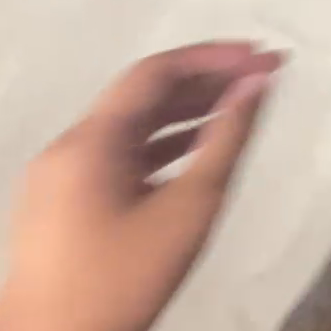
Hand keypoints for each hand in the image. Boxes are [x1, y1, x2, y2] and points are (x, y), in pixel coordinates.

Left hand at [0, 43, 282, 330]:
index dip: (215, 56)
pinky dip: (170, 135)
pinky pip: (124, 149)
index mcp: (89, 143)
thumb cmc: (127, 273)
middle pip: (145, 92)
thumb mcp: (192, 200)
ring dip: (193, 105)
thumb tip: (259, 80)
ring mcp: (61, 177)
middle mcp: (68, 149)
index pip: (156, 72)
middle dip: (211, 77)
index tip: (266, 56)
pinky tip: (206, 141)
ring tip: (247, 99)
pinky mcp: (65, 201)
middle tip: (268, 73)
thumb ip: (229, 133)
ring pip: (135, 121)